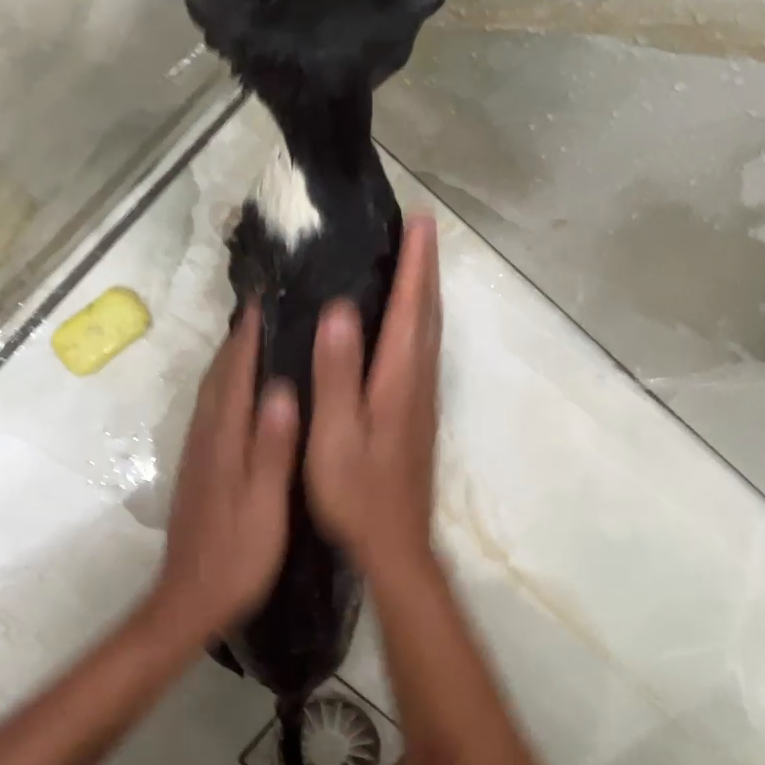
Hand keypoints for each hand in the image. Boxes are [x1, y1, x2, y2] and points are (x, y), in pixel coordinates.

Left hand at [151, 301, 299, 632]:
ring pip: (211, 396)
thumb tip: (280, 388)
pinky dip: (222, 392)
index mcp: (224, 442)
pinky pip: (209, 415)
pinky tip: (235, 398)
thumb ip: (272, 448)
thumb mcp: (264, 505)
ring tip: (250, 342)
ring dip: (227, 365)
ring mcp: (197, 456)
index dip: (247, 339)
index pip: (235, 376)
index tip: (262, 302)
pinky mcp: (197, 473)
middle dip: (236, 343)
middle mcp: (204, 439)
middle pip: (218, 379)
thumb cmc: (237, 556)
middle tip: (259, 312)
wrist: (190, 598)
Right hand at [307, 214, 442, 570]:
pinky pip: (421, 353)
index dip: (415, 265)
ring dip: (426, 294)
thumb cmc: (356, 493)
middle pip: (427, 315)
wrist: (393, 545)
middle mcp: (417, 383)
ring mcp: (420, 402)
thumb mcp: (336, 435)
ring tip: (416, 263)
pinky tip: (405, 326)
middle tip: (421, 228)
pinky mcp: (415, 417)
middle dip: (426, 269)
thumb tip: (339, 312)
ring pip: (429, 334)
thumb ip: (337, 375)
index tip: (419, 220)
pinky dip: (419, 324)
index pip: (410, 310)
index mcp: (397, 381)